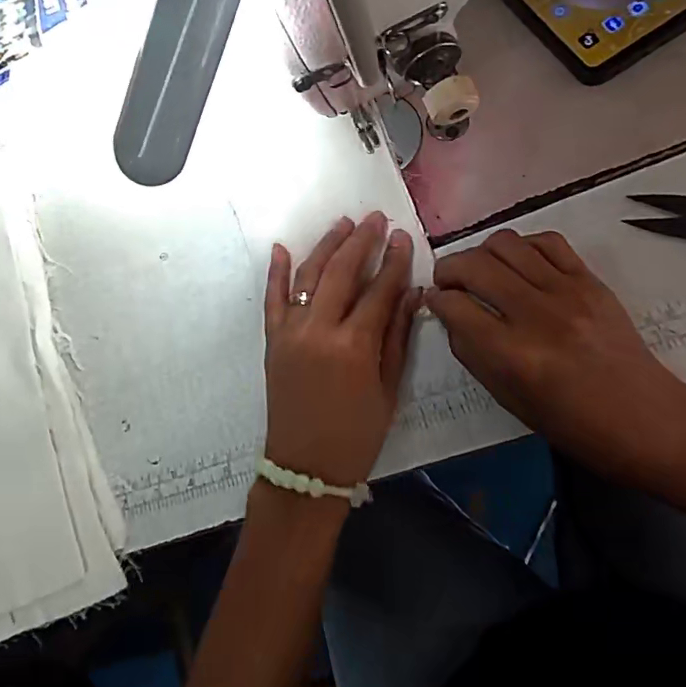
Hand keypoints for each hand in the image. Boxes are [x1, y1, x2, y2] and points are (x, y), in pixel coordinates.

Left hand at [262, 213, 420, 489]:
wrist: (305, 467)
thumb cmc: (357, 434)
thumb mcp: (388, 388)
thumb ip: (399, 337)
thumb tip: (413, 293)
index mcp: (355, 345)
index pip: (379, 290)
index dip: (394, 261)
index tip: (404, 237)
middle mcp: (320, 330)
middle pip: (342, 272)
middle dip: (361, 241)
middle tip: (376, 218)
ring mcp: (291, 333)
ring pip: (309, 277)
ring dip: (326, 246)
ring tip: (343, 224)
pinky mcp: (272, 341)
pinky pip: (273, 300)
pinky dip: (276, 273)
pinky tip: (282, 248)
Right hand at [426, 230, 685, 481]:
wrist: (645, 418)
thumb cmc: (573, 424)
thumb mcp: (509, 400)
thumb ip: (474, 354)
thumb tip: (451, 315)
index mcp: (514, 356)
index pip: (455, 307)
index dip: (436, 300)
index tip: (435, 301)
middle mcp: (537, 315)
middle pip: (475, 266)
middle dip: (448, 269)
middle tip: (447, 281)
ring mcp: (568, 292)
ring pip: (507, 244)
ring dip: (482, 252)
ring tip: (481, 269)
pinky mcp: (591, 281)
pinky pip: (547, 241)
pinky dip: (523, 246)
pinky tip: (519, 264)